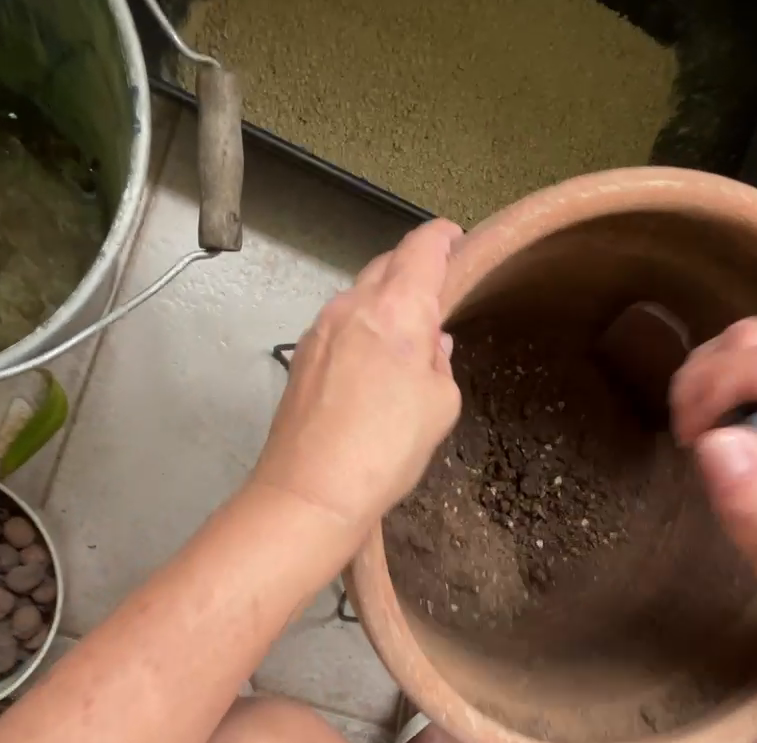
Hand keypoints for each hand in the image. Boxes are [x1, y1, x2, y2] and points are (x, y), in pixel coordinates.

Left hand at [250, 218, 462, 532]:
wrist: (310, 491)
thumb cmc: (385, 450)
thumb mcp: (439, 406)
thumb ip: (440, 363)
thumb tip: (432, 344)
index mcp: (397, 309)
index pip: (422, 248)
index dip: (443, 238)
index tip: (455, 239)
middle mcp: (352, 306)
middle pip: (387, 266)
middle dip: (413, 269)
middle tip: (435, 291)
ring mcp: (320, 330)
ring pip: (359, 296)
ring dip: (384, 303)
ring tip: (404, 336)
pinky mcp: (301, 356)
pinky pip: (339, 326)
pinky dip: (361, 329)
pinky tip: (371, 363)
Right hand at [668, 317, 756, 585]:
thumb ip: (750, 499)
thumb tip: (720, 442)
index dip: (719, 387)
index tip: (692, 434)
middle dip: (706, 381)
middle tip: (687, 428)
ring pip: (753, 335)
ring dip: (707, 372)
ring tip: (696, 418)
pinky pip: (755, 335)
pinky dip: (719, 362)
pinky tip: (711, 400)